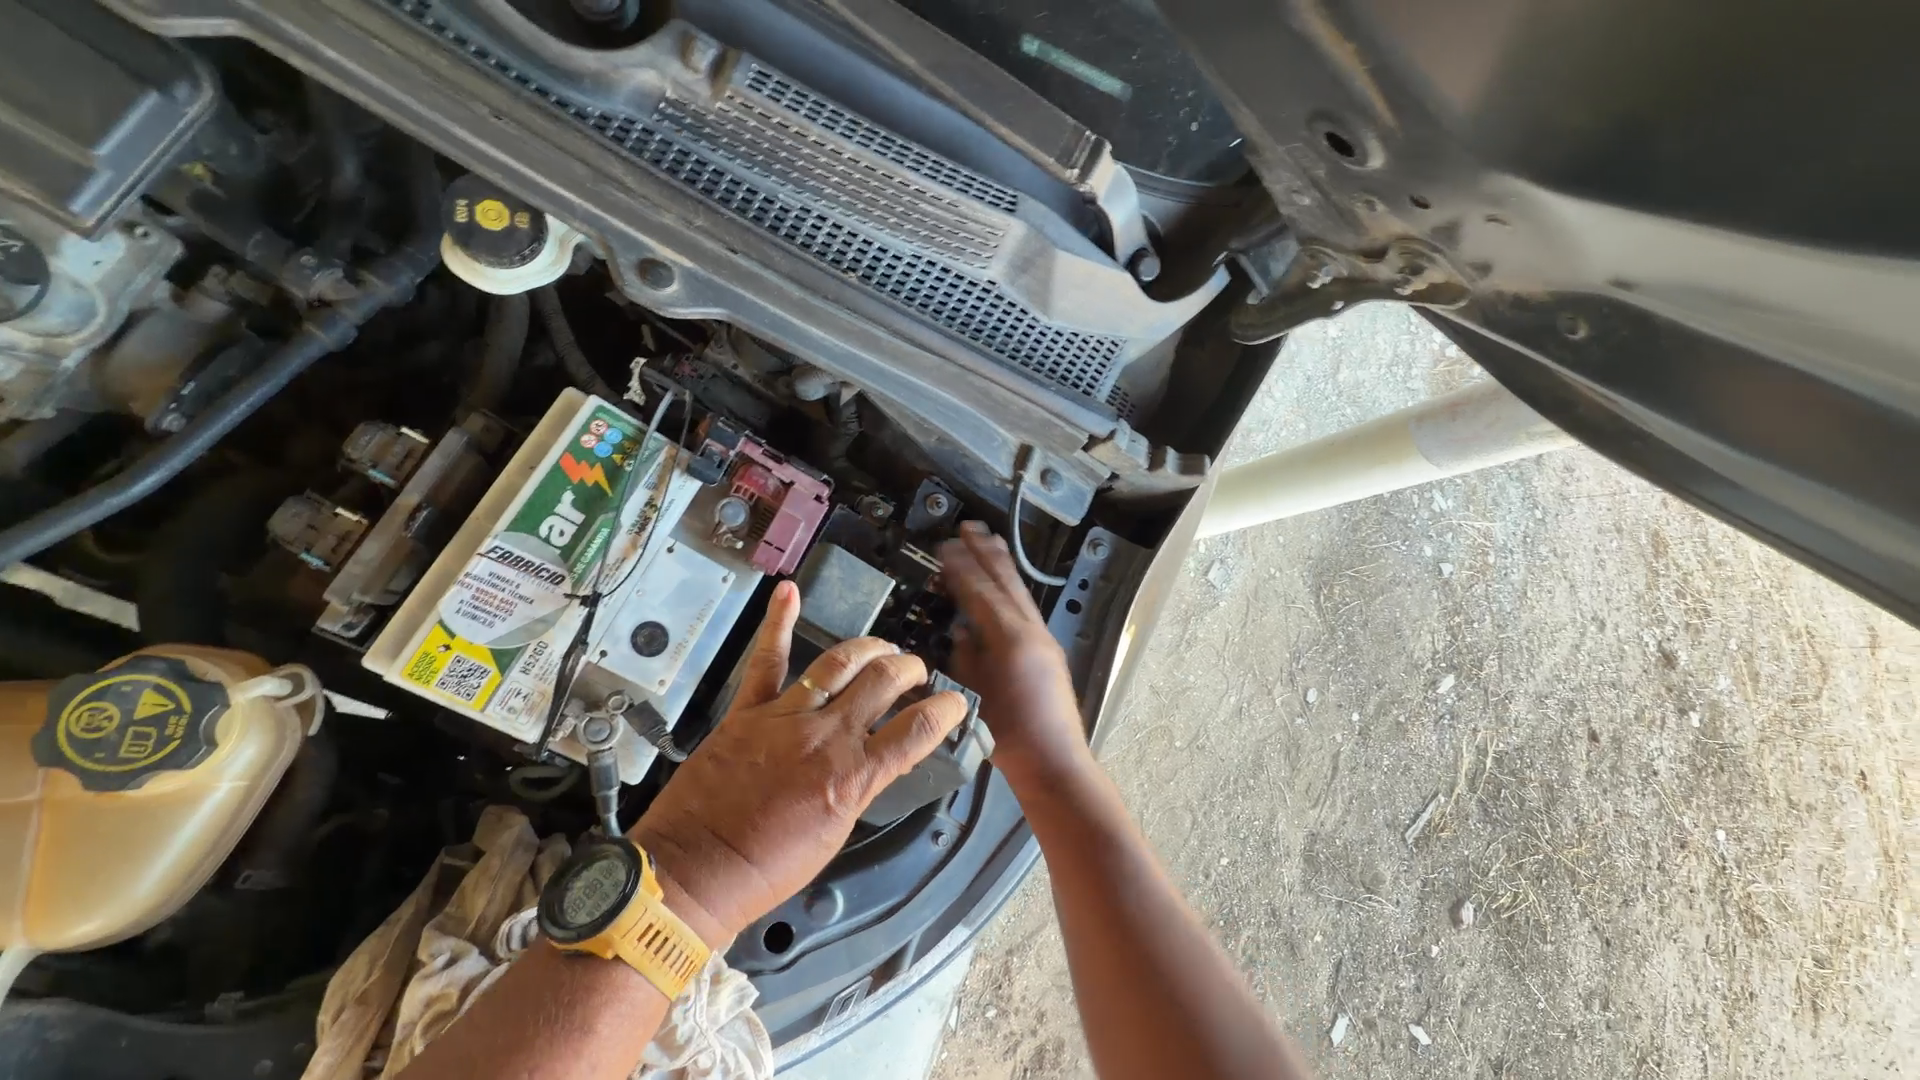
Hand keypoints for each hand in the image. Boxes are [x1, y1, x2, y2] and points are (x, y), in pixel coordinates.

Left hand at [629, 580, 968, 945]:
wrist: (697, 871)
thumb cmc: (764, 867)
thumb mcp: (834, 835)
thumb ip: (857, 789)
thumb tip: (870, 763)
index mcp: (853, 777)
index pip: (916, 731)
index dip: (944, 712)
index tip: (954, 704)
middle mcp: (826, 737)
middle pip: (883, 682)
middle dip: (909, 669)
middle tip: (915, 671)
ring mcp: (786, 717)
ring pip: (839, 663)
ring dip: (869, 648)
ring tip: (883, 647)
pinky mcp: (748, 711)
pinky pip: (767, 660)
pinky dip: (778, 623)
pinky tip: (789, 593)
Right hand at [938, 522, 1091, 788]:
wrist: (1054, 762)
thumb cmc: (1009, 735)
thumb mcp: (975, 694)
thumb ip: (967, 657)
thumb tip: (960, 630)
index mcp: (1010, 639)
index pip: (981, 592)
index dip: (962, 567)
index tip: (945, 545)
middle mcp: (1031, 631)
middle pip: (1006, 583)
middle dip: (986, 553)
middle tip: (970, 527)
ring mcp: (1044, 640)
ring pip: (1020, 593)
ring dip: (1002, 566)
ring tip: (989, 542)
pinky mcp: (1049, 652)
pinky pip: (1026, 608)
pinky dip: (1012, 589)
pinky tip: (1004, 587)